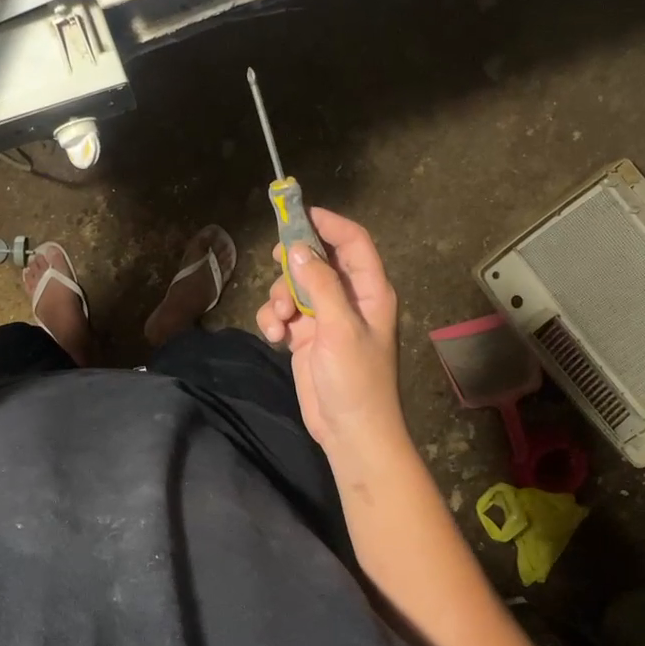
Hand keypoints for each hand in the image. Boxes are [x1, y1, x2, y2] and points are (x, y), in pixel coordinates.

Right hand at [255, 209, 407, 462]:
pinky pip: (283, 315)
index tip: (297, 214)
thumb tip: (298, 248)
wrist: (350, 432)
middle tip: (274, 260)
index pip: (353, 242)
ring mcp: (326, 319)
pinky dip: (274, 322)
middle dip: (293, 263)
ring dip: (279, 298)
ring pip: (295, 287)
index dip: (328, 224)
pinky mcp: (306, 339)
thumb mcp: (339, 328)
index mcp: (370, 291)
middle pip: (318, 260)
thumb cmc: (356, 379)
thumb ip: (320, 284)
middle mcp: (349, 299)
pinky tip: (274, 339)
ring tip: (279, 321)